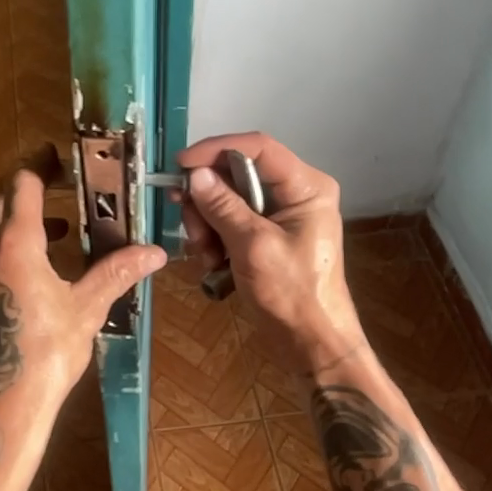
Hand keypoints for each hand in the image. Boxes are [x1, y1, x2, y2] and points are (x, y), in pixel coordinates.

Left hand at [0, 167, 168, 410]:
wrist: (1, 400)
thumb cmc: (47, 351)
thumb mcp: (86, 308)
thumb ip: (116, 272)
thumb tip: (155, 252)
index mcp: (15, 244)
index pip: (22, 185)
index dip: (39, 165)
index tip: (55, 158)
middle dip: (23, 185)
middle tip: (53, 184)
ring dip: (14, 219)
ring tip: (53, 231)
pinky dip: (3, 246)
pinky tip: (30, 272)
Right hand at [175, 132, 367, 373]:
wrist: (310, 342)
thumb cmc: (292, 294)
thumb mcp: (253, 246)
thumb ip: (223, 207)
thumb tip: (196, 175)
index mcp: (306, 186)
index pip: (257, 148)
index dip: (216, 150)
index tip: (181, 166)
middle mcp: (294, 193)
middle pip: (236, 175)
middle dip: (207, 201)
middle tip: (194, 230)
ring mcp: (279, 217)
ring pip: (226, 200)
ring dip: (207, 226)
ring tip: (207, 256)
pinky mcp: (264, 238)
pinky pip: (229, 224)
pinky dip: (214, 240)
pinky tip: (213, 264)